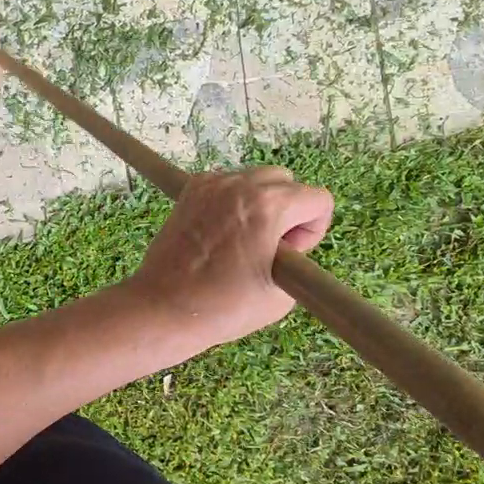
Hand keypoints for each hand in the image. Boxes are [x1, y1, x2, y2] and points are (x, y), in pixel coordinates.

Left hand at [129, 167, 334, 348]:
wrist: (165, 304)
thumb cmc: (225, 305)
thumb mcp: (282, 293)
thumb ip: (296, 257)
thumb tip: (286, 242)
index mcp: (267, 205)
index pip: (317, 198)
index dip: (313, 229)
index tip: (290, 253)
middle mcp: (237, 185)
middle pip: (284, 180)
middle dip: (289, 210)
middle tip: (271, 245)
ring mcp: (209, 184)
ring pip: (253, 178)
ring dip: (261, 202)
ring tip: (246, 239)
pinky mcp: (189, 191)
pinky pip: (225, 183)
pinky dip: (233, 200)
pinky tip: (223, 231)